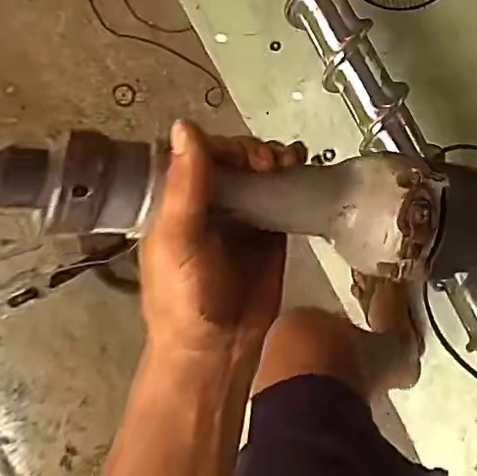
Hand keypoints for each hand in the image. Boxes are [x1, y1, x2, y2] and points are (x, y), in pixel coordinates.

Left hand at [140, 121, 303, 360]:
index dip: (225, 145)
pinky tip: (300, 169)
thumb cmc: (185, 299)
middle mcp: (209, 201)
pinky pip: (282, 191)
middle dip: (255, 151)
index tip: (247, 157)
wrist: (219, 347)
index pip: (199, 152)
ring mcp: (242, 213)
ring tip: (288, 165)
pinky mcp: (271, 226)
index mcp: (176, 201)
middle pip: (234, 155)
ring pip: (260, 168)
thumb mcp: (178, 240)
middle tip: (270, 165)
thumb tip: (184, 127)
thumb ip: (185, 186)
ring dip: (276, 157)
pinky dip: (293, 175)